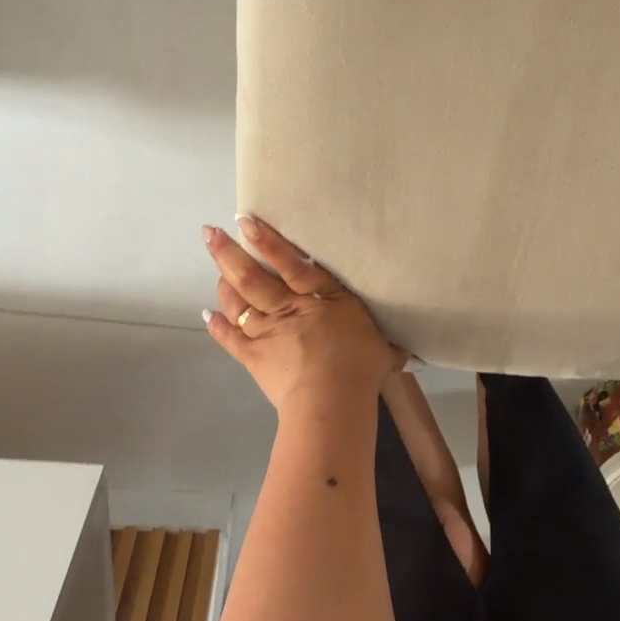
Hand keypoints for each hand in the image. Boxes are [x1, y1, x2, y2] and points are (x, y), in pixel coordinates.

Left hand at [203, 216, 405, 408]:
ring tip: (214, 263)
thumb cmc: (361, 369)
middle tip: (211, 232)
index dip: (269, 242)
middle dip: (230, 253)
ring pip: (238, 300)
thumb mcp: (384, 351)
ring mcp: (267, 331)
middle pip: (254, 276)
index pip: (293, 264)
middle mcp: (290, 308)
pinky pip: (230, 337)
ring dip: (223, 280)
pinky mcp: (253, 356)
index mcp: (324, 299)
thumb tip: (409, 355)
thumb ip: (389, 348)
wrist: (331, 398)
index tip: (247, 222)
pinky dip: (218, 324)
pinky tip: (210, 314)